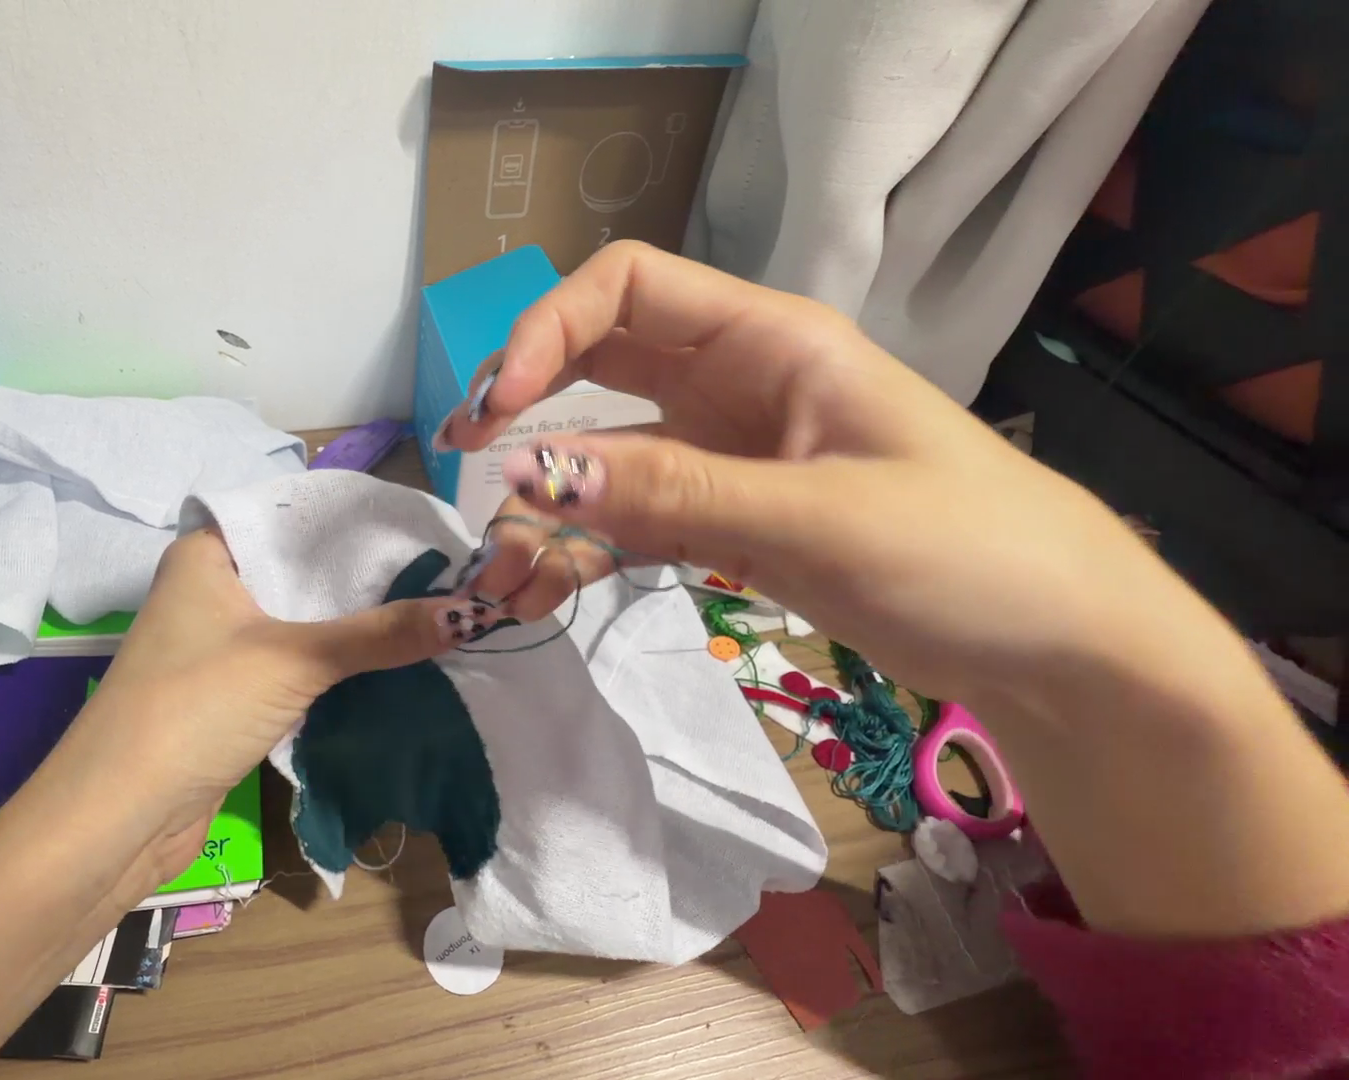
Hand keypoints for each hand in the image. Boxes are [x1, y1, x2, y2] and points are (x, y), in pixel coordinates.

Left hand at [65, 527, 464, 849]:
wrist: (118, 818)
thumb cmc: (194, 708)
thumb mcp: (293, 660)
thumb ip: (379, 634)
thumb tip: (472, 613)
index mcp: (207, 552)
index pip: (292, 514)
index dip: (355, 517)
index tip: (421, 520)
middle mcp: (210, 586)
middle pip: (301, 566)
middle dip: (365, 572)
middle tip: (441, 565)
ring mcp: (219, 640)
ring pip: (301, 615)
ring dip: (354, 617)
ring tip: (430, 600)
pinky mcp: (232, 688)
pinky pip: (295, 656)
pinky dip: (336, 656)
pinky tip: (389, 652)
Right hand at [435, 240, 1205, 707]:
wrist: (1057, 653)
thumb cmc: (968, 556)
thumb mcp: (816, 518)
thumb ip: (672, 492)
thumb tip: (529, 474)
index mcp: (765, 343)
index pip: (626, 287)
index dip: (546, 331)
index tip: (498, 407)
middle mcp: (729, 387)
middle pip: (595, 368)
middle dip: (522, 409)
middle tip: (463, 458)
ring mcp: (717, 458)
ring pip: (600, 463)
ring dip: (542, 512)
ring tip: (500, 580)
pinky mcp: (717, 521)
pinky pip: (625, 523)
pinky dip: (579, 554)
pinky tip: (539, 595)